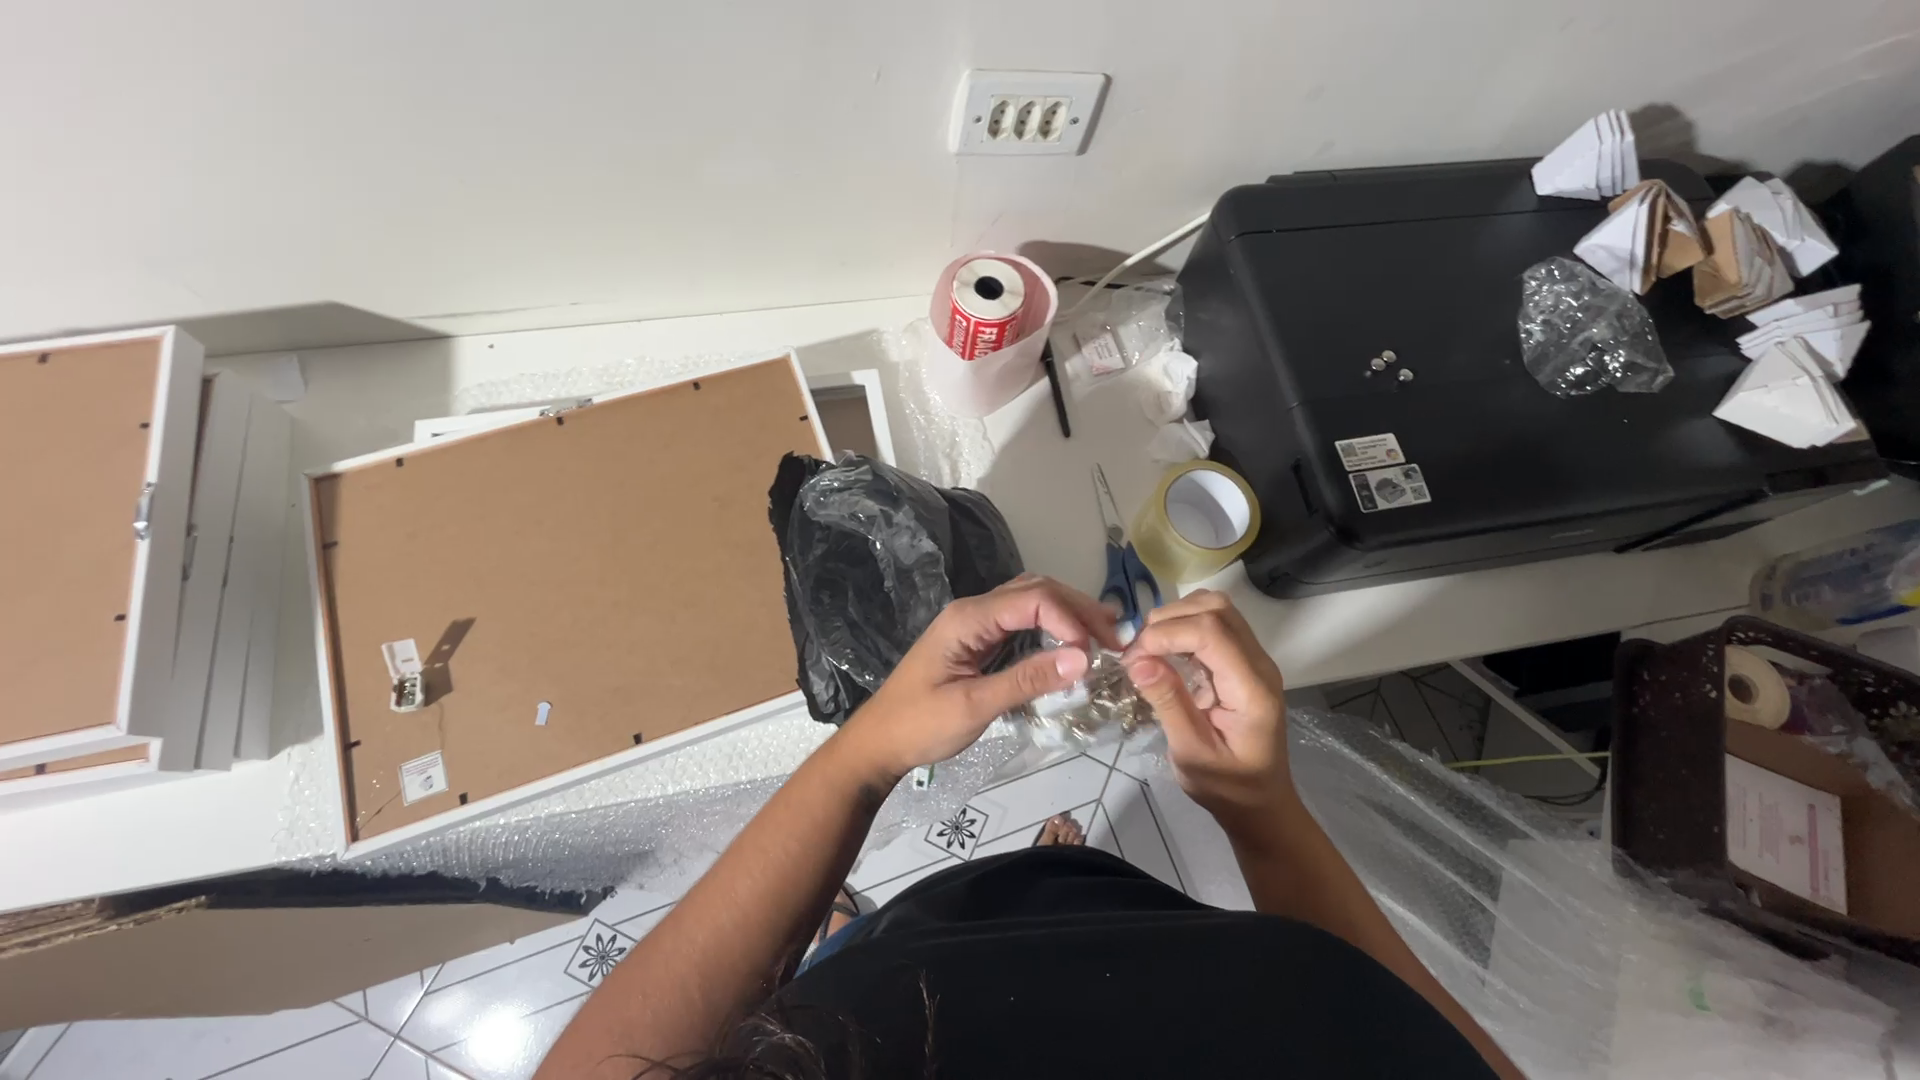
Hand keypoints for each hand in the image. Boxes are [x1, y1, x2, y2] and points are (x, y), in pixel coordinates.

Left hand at [840, 575, 1122, 781]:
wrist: (879, 743)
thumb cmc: (919, 726)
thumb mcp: (974, 706)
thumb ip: (1027, 680)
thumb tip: (1083, 659)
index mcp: (968, 618)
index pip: (1032, 599)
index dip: (1070, 619)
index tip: (1095, 654)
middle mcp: (973, 611)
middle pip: (1036, 591)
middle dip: (1079, 610)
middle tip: (1116, 640)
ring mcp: (975, 624)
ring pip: (1031, 602)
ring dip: (1069, 614)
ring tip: (1106, 636)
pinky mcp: (978, 641)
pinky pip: (1022, 622)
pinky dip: (1052, 628)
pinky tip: (1073, 644)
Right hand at [1121, 590, 1293, 825]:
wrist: (1259, 803)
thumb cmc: (1226, 786)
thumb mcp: (1191, 752)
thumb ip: (1168, 702)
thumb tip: (1137, 660)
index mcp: (1252, 689)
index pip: (1212, 632)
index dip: (1167, 633)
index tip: (1134, 657)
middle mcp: (1259, 664)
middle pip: (1216, 609)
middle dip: (1169, 619)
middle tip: (1139, 651)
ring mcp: (1254, 660)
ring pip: (1216, 608)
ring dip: (1176, 618)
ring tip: (1149, 648)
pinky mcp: (1243, 661)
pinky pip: (1215, 624)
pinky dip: (1184, 626)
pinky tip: (1165, 652)